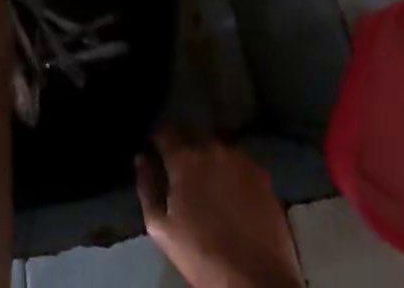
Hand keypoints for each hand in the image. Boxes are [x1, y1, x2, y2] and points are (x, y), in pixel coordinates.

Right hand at [136, 129, 300, 287]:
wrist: (254, 277)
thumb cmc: (200, 254)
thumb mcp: (160, 227)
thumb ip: (147, 187)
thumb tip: (141, 158)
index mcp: (185, 159)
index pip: (165, 130)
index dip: (157, 137)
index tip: (154, 147)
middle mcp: (213, 147)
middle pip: (192, 136)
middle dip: (184, 148)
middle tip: (182, 172)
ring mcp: (241, 157)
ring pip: (217, 148)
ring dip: (209, 159)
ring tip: (209, 185)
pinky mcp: (261, 171)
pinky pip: (239, 162)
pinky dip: (231, 170)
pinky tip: (232, 194)